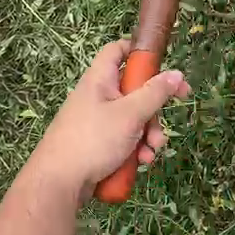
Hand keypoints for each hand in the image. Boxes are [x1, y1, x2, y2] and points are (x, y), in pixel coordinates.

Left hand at [24, 40, 188, 203]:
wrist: (57, 184)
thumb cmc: (93, 140)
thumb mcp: (130, 114)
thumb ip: (156, 93)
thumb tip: (177, 74)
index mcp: (99, 80)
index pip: (117, 50)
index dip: (138, 52)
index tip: (161, 64)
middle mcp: (97, 97)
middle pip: (133, 90)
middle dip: (153, 110)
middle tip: (163, 122)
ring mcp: (96, 121)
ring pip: (132, 118)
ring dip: (147, 134)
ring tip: (150, 152)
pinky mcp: (96, 144)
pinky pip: (123, 138)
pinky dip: (135, 149)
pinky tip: (140, 163)